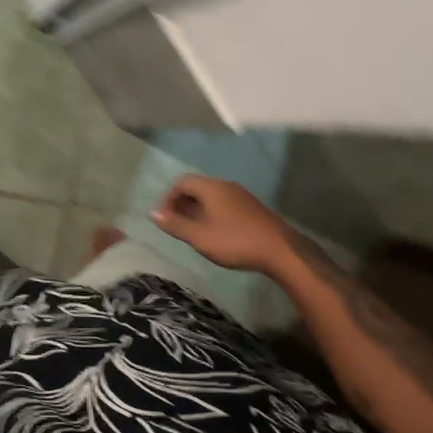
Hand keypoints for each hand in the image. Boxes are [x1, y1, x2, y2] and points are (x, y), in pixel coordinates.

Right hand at [151, 176, 294, 274]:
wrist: (279, 250)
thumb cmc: (235, 242)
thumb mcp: (200, 237)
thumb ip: (175, 224)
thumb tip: (153, 213)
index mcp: (211, 188)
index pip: (182, 182)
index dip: (168, 198)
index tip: (163, 218)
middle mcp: (225, 185)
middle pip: (196, 187)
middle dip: (181, 204)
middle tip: (175, 225)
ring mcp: (240, 195)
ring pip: (211, 196)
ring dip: (196, 209)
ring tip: (191, 231)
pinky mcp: (250, 207)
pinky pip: (223, 203)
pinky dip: (211, 213)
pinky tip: (214, 233)